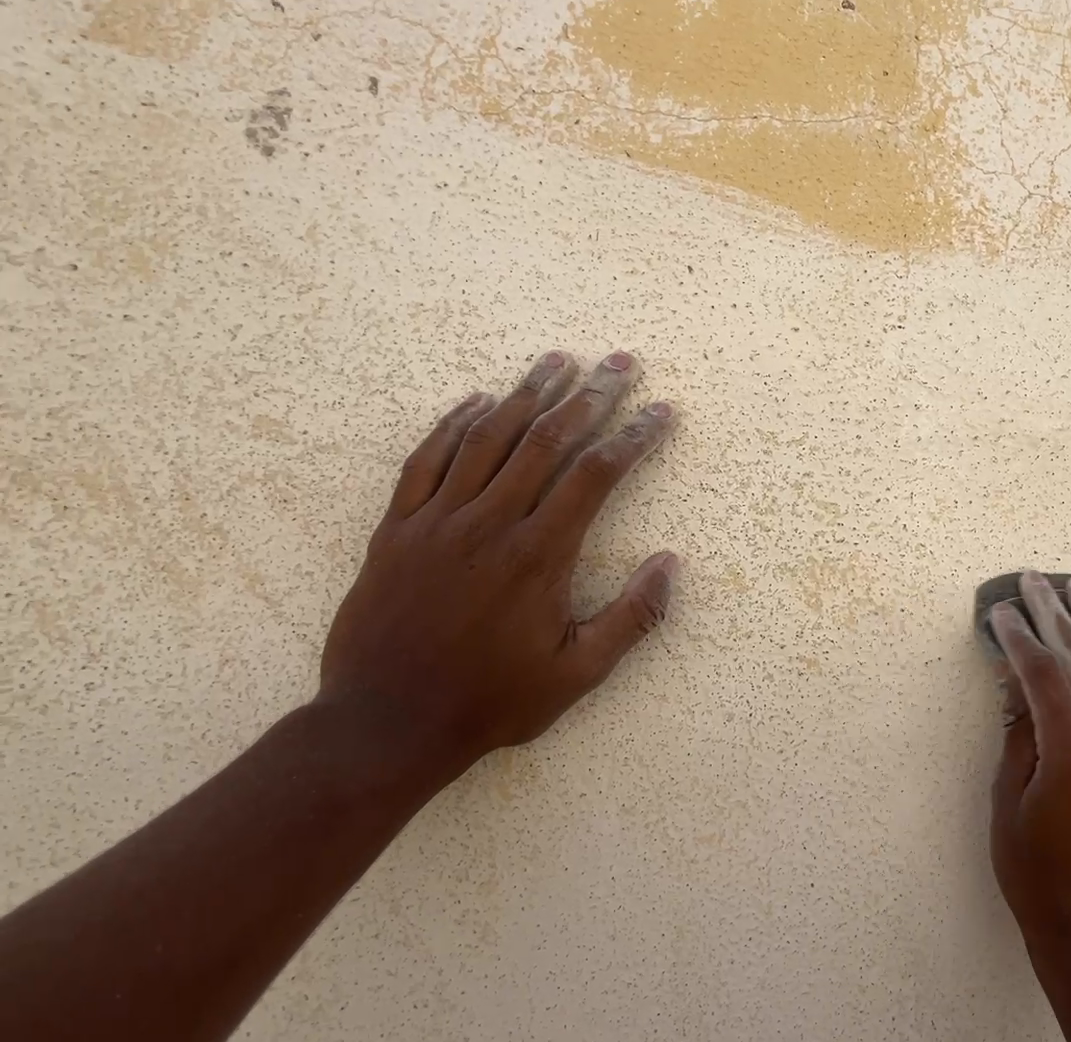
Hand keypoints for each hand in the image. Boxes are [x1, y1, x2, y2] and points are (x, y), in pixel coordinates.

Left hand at [319, 349, 678, 769]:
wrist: (384, 725)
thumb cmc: (491, 701)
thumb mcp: (578, 675)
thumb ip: (632, 618)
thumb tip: (669, 563)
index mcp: (540, 555)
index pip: (596, 475)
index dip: (634, 437)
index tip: (661, 411)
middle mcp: (491, 524)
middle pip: (547, 441)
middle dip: (590, 396)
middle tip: (619, 363)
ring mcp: (438, 522)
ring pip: (488, 439)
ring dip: (527, 395)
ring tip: (557, 361)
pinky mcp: (396, 530)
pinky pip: (425, 461)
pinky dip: (453, 425)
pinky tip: (477, 401)